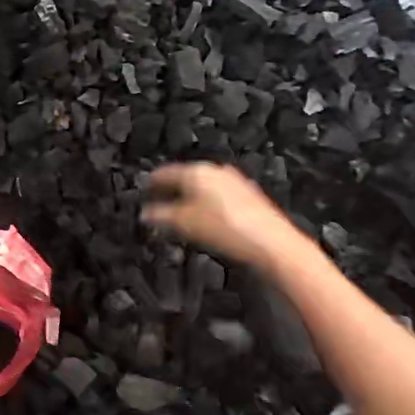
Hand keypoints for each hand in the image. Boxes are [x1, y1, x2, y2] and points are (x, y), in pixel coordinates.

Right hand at [139, 163, 303, 265]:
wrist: (272, 244)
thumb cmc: (225, 228)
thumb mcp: (182, 223)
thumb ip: (158, 216)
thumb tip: (144, 214)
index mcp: (196, 171)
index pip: (163, 172)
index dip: (150, 183)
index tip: (142, 192)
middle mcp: (216, 171)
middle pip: (184, 178)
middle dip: (170, 191)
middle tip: (158, 205)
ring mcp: (235, 181)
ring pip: (203, 187)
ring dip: (190, 199)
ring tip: (181, 216)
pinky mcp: (249, 195)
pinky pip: (219, 196)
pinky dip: (208, 204)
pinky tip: (207, 220)